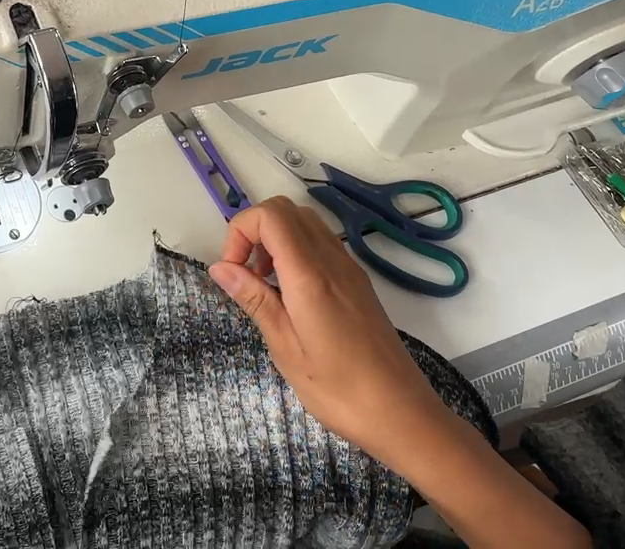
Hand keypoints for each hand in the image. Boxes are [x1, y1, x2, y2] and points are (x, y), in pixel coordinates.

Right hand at [212, 199, 591, 548]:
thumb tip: (219, 268)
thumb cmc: (338, 390)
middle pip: (286, 209)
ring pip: (304, 221)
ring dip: (275, 238)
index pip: (270, 216)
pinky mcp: (358, 281)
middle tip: (245, 273)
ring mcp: (349, 268)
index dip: (240, 231)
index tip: (231, 271)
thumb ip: (254, 299)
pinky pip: (321, 243)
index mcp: (309, 275)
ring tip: (265, 283)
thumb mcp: (286, 348)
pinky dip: (295, 250)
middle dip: (254, 230)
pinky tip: (291, 294)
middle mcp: (331, 260)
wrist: (404, 416)